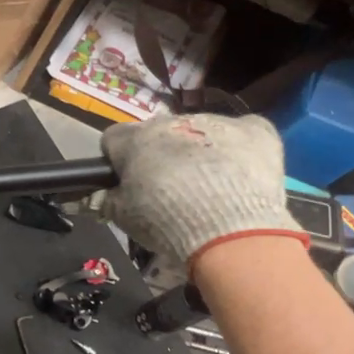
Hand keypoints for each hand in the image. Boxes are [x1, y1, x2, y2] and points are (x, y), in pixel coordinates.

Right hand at [100, 113, 306, 266]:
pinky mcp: (256, 129)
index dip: (117, 160)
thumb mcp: (122, 216)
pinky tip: (238, 169)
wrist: (232, 231)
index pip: (114, 139)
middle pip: (158, 133)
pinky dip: (237, 145)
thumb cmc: (166, 221)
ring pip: (198, 130)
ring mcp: (216, 122)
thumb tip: (98, 195)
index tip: (126, 182)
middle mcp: (173, 122)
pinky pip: (241, 130)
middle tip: (168, 189)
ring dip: (196, 150)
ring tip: (208, 186)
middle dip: (159, 155)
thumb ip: (106, 200)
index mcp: (135, 139)